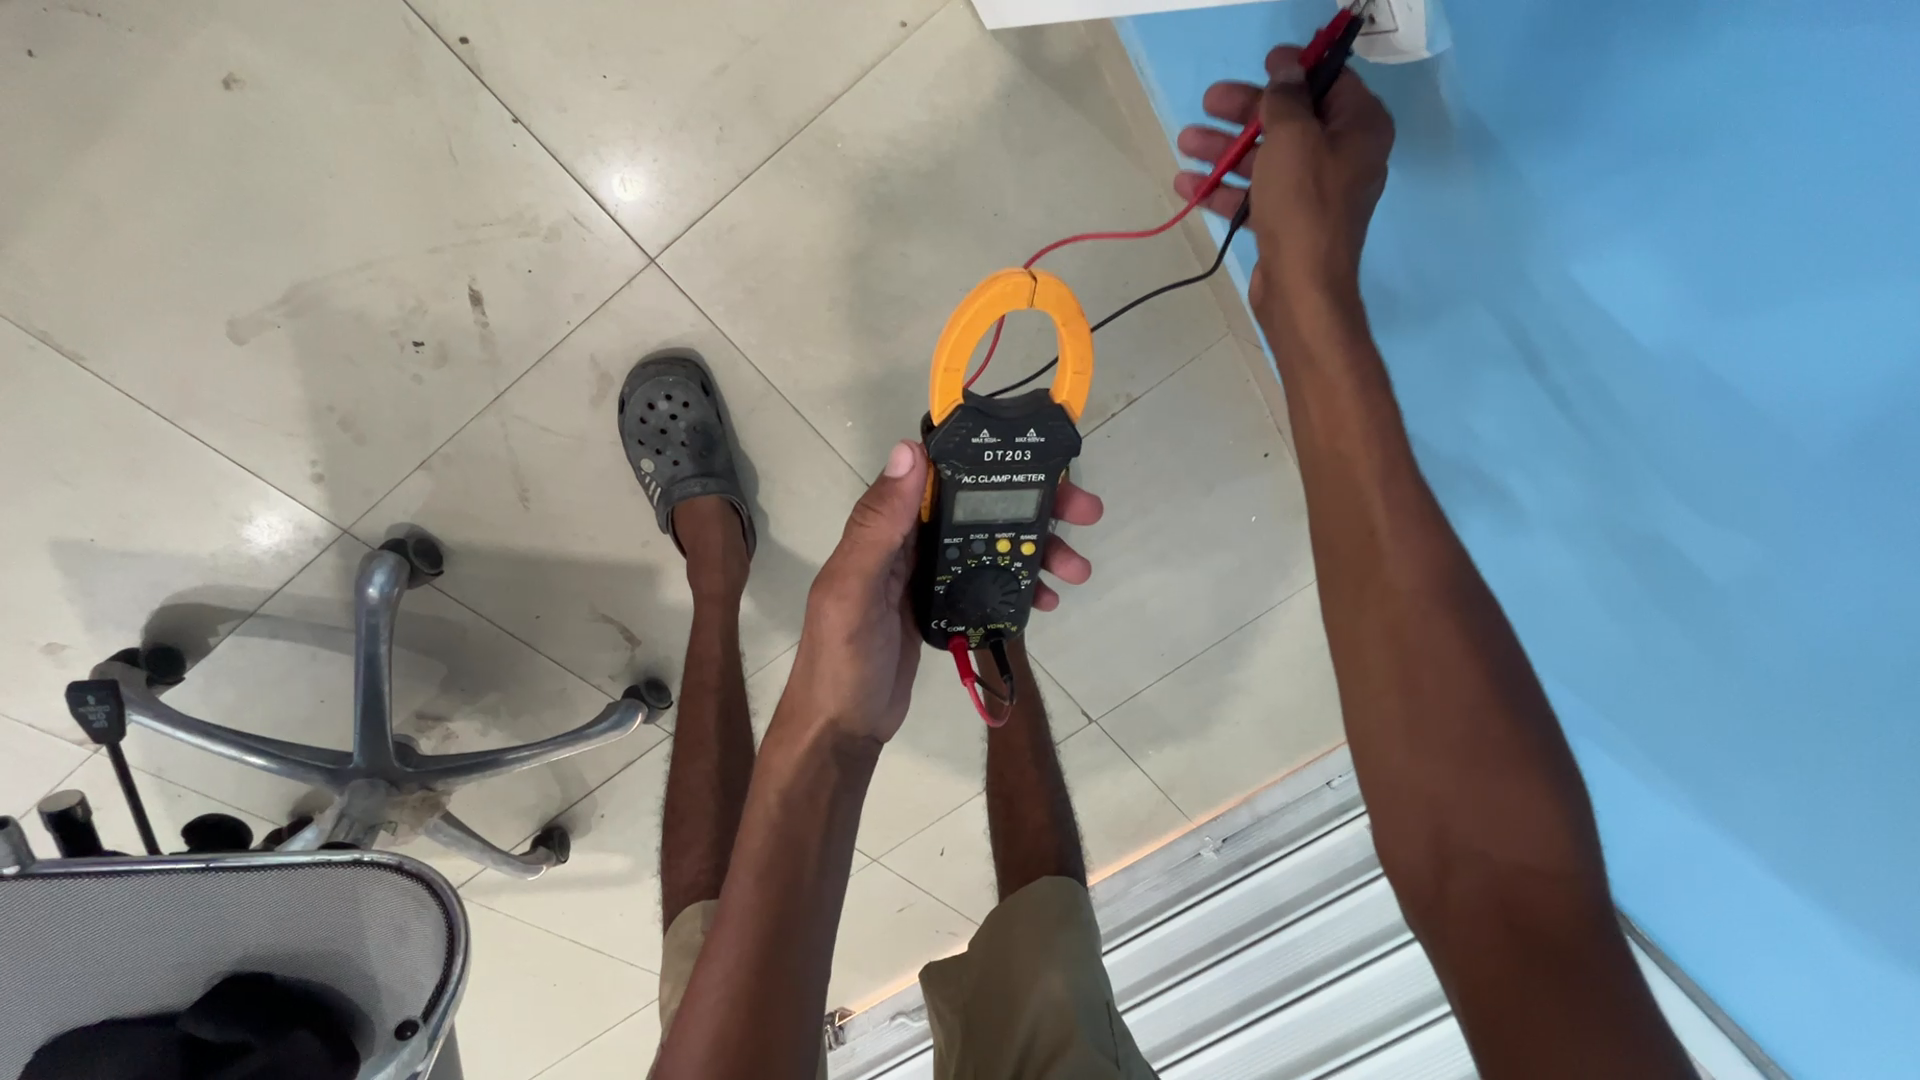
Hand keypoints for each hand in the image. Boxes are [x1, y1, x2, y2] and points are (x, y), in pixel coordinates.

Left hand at [780, 445, 1104, 743]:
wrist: (843, 726)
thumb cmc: (841, 658)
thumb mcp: (852, 589)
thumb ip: (878, 525)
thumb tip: (909, 450)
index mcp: (886, 528)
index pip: (943, 477)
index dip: (991, 463)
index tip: (1042, 462)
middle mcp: (909, 543)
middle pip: (978, 510)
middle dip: (1033, 506)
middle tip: (1084, 512)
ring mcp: (929, 576)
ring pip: (991, 547)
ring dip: (1035, 550)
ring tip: (1075, 568)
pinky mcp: (943, 607)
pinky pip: (989, 585)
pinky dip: (1019, 587)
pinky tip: (1046, 599)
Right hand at [1173, 45, 1393, 345]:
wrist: (1302, 287)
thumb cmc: (1303, 205)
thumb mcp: (1292, 139)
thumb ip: (1285, 100)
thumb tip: (1286, 71)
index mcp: (1359, 129)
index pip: (1329, 84)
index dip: (1293, 72)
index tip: (1260, 67)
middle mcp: (1341, 157)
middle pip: (1289, 122)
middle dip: (1244, 115)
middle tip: (1207, 103)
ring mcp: (1312, 194)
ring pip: (1265, 160)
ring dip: (1224, 151)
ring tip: (1185, 143)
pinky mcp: (1286, 224)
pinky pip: (1254, 196)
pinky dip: (1224, 189)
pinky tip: (1188, 185)